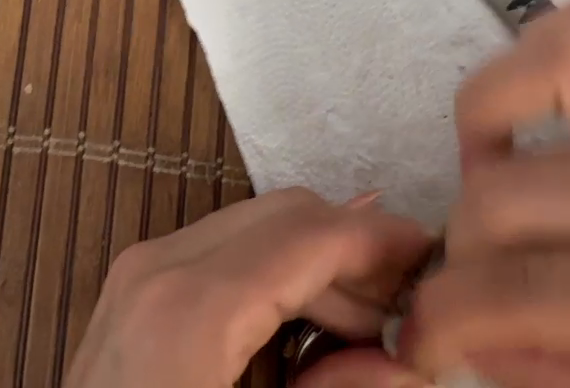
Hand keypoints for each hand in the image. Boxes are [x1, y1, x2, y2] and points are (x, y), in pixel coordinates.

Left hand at [61, 187, 434, 387]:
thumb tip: (402, 355)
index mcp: (191, 308)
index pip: (309, 234)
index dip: (379, 240)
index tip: (433, 255)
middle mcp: (159, 264)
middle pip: (285, 215)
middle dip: (353, 249)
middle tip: (406, 307)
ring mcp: (141, 267)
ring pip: (256, 224)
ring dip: (317, 261)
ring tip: (365, 328)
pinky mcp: (135, 282)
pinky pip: (224, 246)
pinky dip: (275, 269)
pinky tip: (307, 322)